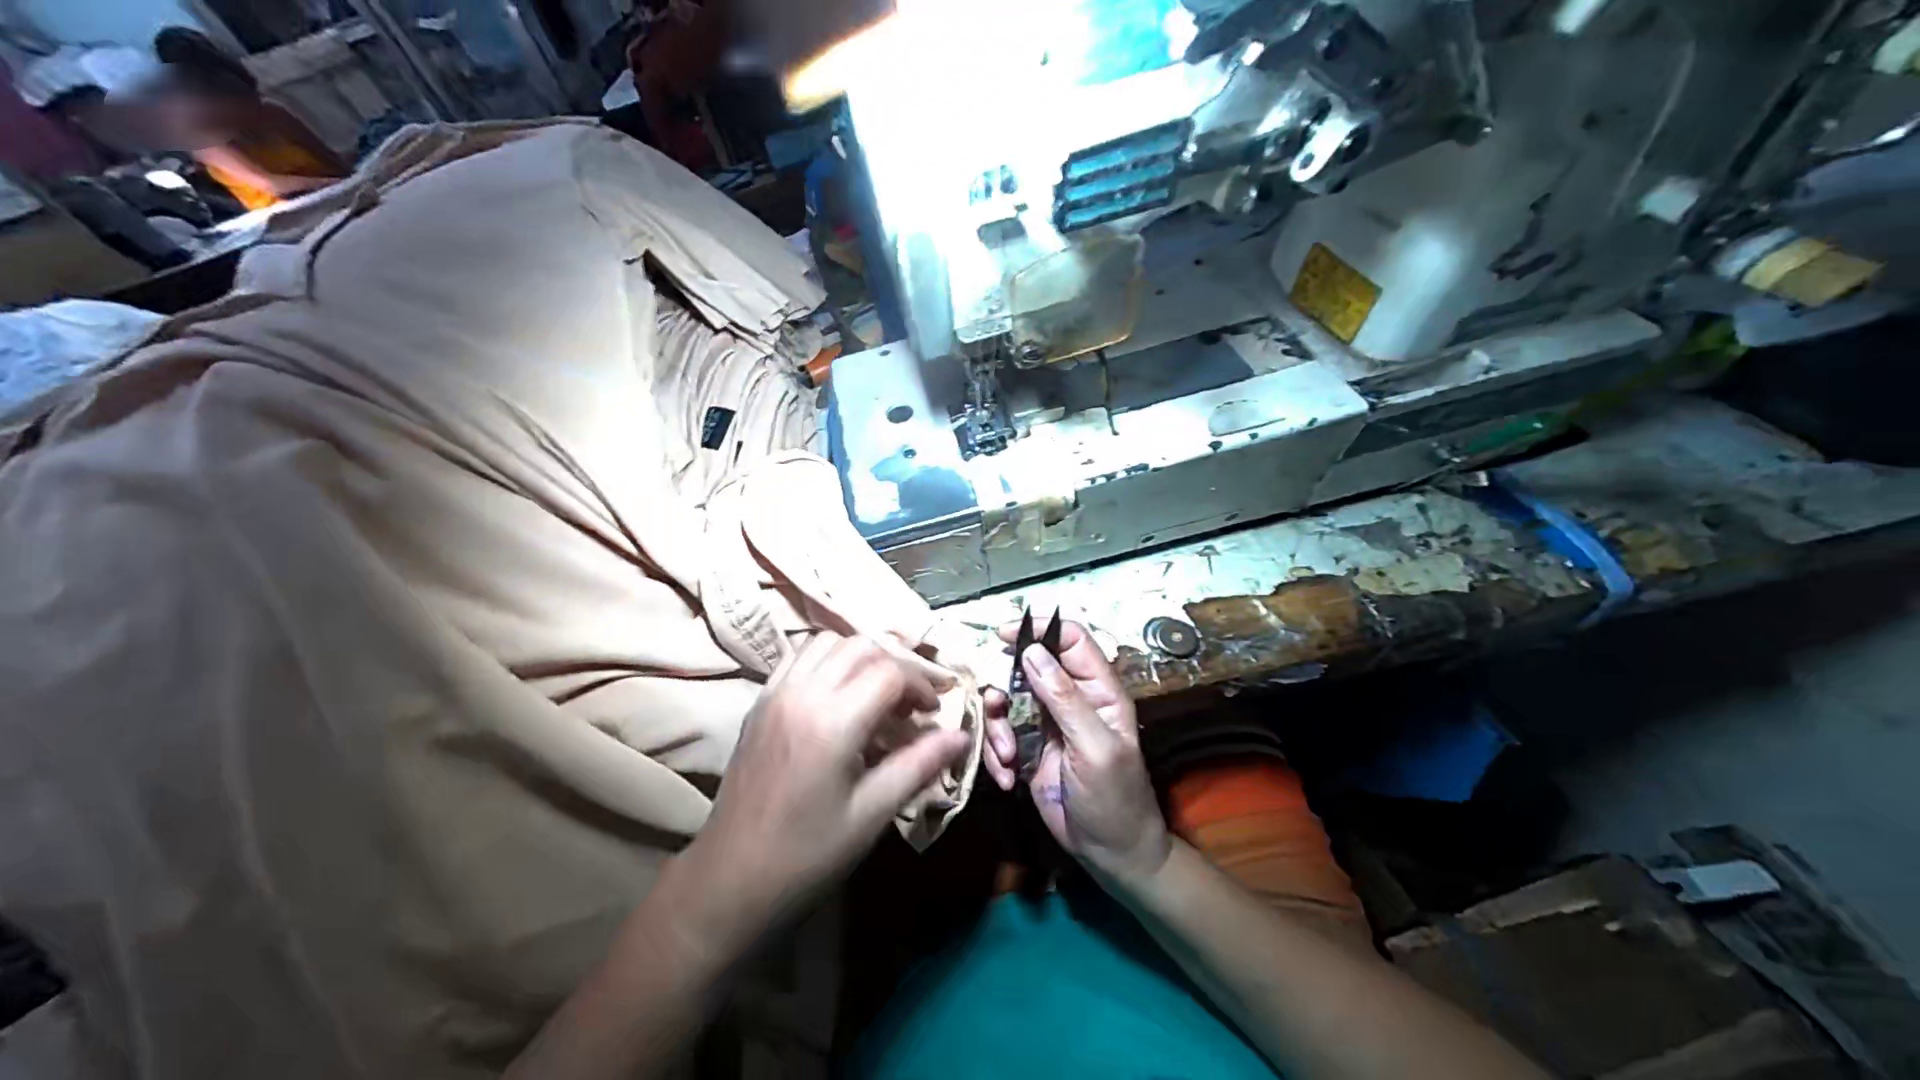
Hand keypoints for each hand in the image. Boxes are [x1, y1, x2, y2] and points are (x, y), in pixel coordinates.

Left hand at [687, 633, 969, 925]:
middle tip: (907, 706)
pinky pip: (798, 657)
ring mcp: (775, 693)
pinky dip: (826, 661)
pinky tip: (837, 697)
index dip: (920, 686)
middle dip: (894, 666)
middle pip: (860, 646)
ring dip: (860, 658)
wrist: (731, 878)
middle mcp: (802, 693)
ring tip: (873, 696)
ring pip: (828, 643)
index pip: (890, 672)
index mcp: (833, 721)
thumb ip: (919, 766)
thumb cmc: (808, 853)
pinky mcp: (759, 702)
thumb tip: (961, 736)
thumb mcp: (872, 814)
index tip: (931, 714)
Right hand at [983, 621, 1170, 886]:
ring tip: (1009, 756)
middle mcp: (1070, 700)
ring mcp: (1046, 725)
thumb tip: (1032, 652)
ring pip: (1007, 703)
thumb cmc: (1115, 798)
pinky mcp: (1027, 750)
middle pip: (1028, 669)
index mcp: (1098, 691)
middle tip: (997, 707)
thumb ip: (1065, 699)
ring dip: (998, 728)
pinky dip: (997, 754)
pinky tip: (1009, 779)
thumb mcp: (1096, 747)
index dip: (1040, 630)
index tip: (1004, 635)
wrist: (1110, 854)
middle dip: (1006, 688)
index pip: (1071, 641)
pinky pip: (999, 736)